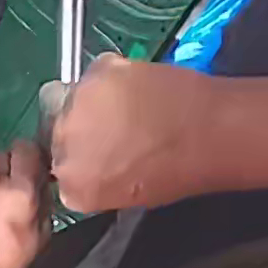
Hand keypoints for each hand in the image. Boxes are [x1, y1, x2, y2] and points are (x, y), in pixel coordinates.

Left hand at [0, 140, 47, 267]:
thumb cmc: (1, 265)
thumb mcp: (39, 237)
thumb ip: (43, 200)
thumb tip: (41, 179)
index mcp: (17, 192)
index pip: (28, 149)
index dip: (31, 160)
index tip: (30, 172)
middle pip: (5, 155)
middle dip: (10, 171)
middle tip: (7, 195)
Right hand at [49, 54, 224, 212]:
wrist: (208, 133)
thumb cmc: (177, 172)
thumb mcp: (127, 194)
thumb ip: (95, 181)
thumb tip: (91, 162)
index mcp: (72, 184)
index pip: (60, 168)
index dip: (80, 158)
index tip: (98, 154)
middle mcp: (64, 146)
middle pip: (58, 132)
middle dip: (80, 129)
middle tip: (112, 128)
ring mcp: (77, 106)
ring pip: (70, 99)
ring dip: (91, 102)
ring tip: (127, 107)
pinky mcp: (96, 73)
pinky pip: (92, 74)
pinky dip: (110, 78)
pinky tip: (135, 88)